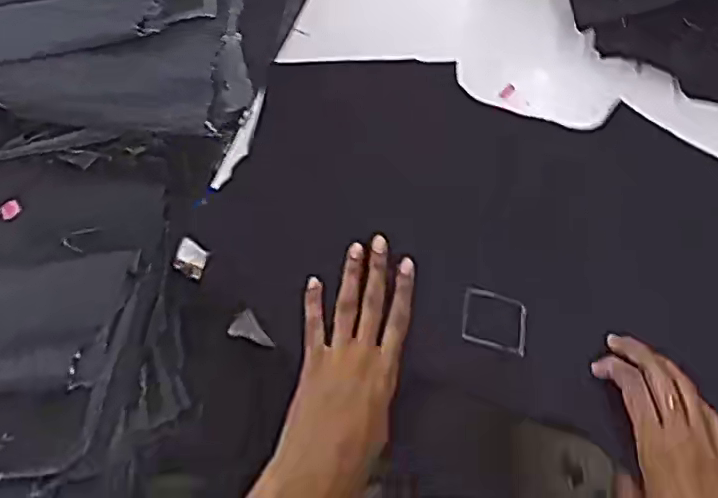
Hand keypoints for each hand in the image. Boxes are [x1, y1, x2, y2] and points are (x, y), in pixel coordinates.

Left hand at [248, 235, 414, 497]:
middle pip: (373, 303)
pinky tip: (313, 282)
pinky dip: (312, 302)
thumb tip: (380, 384)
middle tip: (380, 243)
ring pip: (346, 305)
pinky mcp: (311, 363)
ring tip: (355, 250)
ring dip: (351, 275)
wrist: (313, 475)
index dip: (404, 289)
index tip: (406, 265)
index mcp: (384, 373)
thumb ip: (381, 394)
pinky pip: (312, 325)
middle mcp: (361, 357)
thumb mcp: (382, 428)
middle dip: (378, 269)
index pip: (398, 319)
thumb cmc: (351, 461)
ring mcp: (335, 356)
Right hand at [592, 335, 717, 497]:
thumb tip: (622, 472)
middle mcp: (682, 434)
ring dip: (660, 360)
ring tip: (645, 353)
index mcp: (656, 444)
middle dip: (633, 350)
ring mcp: (707, 439)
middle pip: (657, 372)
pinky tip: (683, 387)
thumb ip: (626, 481)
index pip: (632, 386)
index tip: (600, 364)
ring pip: (683, 381)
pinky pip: (706, 406)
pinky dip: (689, 389)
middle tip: (616, 342)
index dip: (613, 367)